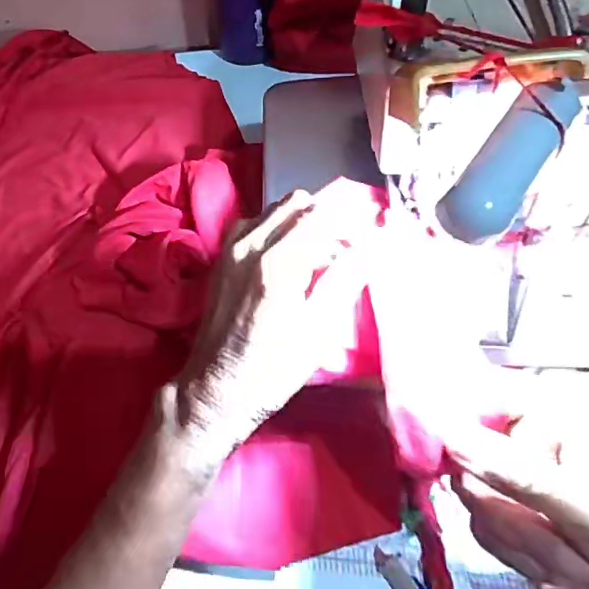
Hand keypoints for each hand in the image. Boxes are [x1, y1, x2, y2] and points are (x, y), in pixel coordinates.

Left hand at [169, 189, 361, 475]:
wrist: (215, 385)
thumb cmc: (271, 370)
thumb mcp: (318, 331)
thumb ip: (344, 280)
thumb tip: (372, 245)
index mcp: (276, 263)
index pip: (320, 215)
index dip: (351, 214)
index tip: (374, 222)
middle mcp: (249, 245)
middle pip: (296, 203)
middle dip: (327, 215)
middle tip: (348, 244)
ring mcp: (231, 247)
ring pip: (275, 209)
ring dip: (302, 220)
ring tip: (322, 253)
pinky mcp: (222, 255)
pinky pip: (256, 223)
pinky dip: (278, 228)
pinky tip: (290, 257)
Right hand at [447, 428, 588, 588]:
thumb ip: (517, 471)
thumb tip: (447, 432)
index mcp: (556, 426)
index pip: (489, 398)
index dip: (465, 418)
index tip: (461, 451)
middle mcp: (527, 450)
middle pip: (469, 452)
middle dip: (508, 501)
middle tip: (556, 530)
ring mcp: (514, 491)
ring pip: (472, 495)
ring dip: (519, 535)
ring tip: (575, 561)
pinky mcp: (506, 530)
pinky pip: (480, 530)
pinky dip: (517, 555)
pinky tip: (559, 573)